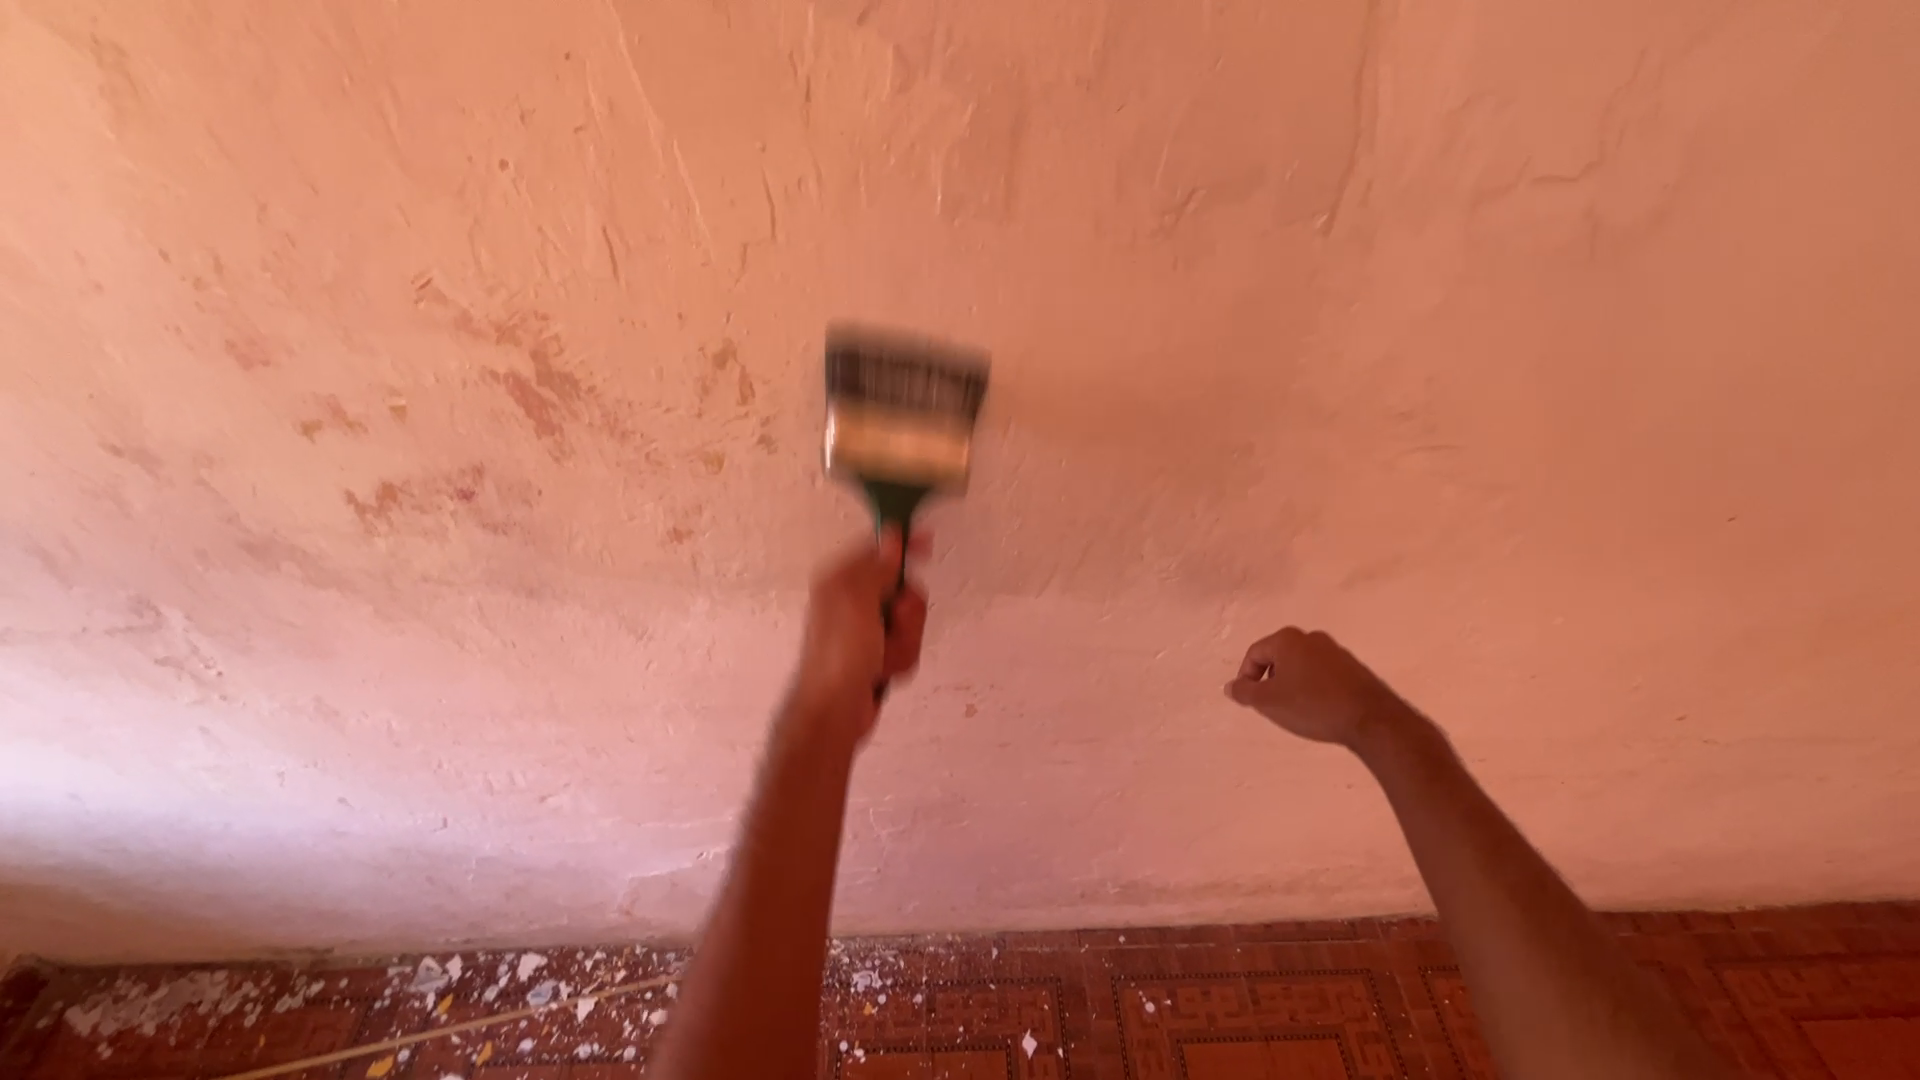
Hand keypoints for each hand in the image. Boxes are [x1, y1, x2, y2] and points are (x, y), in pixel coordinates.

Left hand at [790, 528, 928, 743]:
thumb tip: (892, 537)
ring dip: (904, 641)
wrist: (836, 711)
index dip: (904, 546)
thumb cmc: (840, 656)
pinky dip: (901, 659)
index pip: (879, 549)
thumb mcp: (858, 600)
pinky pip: (907, 646)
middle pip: (904, 589)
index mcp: (841, 580)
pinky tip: (884, 671)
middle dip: (907, 613)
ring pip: (909, 621)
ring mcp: (866, 630)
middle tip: (894, 624)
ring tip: (884, 657)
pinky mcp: (877, 654)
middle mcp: (853, 602)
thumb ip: (878, 566)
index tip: (926, 544)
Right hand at [1224, 628, 1414, 748]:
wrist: (1371, 719)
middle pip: (1278, 657)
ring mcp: (1336, 651)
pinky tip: (1317, 709)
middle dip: (1269, 680)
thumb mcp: (1269, 702)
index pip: (1254, 654)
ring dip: (1291, 684)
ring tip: (1294, 709)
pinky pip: (1321, 674)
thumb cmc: (1312, 705)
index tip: (1248, 700)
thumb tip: (1231, 686)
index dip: (1246, 677)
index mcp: (1287, 640)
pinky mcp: (1353, 668)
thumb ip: (1244, 692)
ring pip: (1301, 666)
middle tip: (1269, 704)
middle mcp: (1311, 638)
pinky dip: (1312, 688)